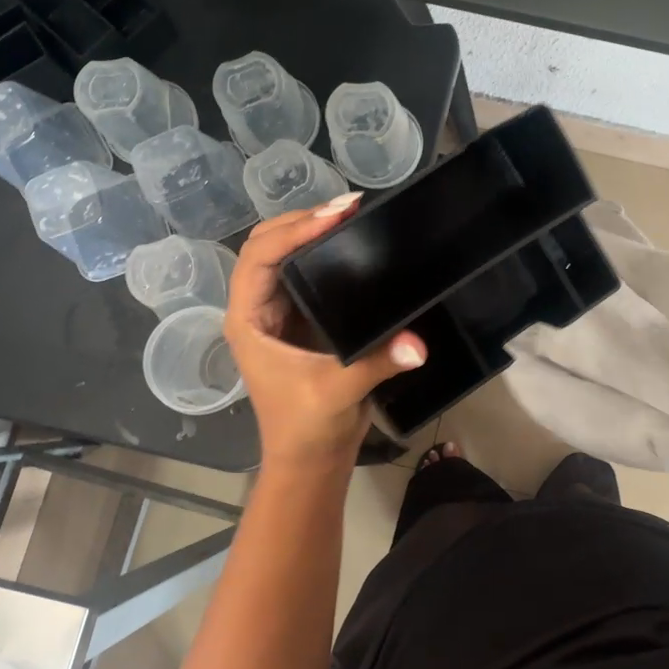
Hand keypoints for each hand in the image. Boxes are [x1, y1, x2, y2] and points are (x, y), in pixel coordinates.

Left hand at [224, 192, 426, 472]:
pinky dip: (324, 251)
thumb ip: (376, 363)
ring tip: (352, 214)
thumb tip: (419, 344)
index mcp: (249, 320)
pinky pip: (306, 271)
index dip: (294, 231)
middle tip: (350, 207)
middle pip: (266, 245)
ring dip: (312, 229)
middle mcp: (257, 308)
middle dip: (303, 220)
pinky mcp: (300, 319)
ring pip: (284, 253)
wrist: (310, 461)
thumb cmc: (307, 427)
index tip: (336, 217)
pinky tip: (352, 242)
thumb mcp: (337, 393)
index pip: (260, 258)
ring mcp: (278, 312)